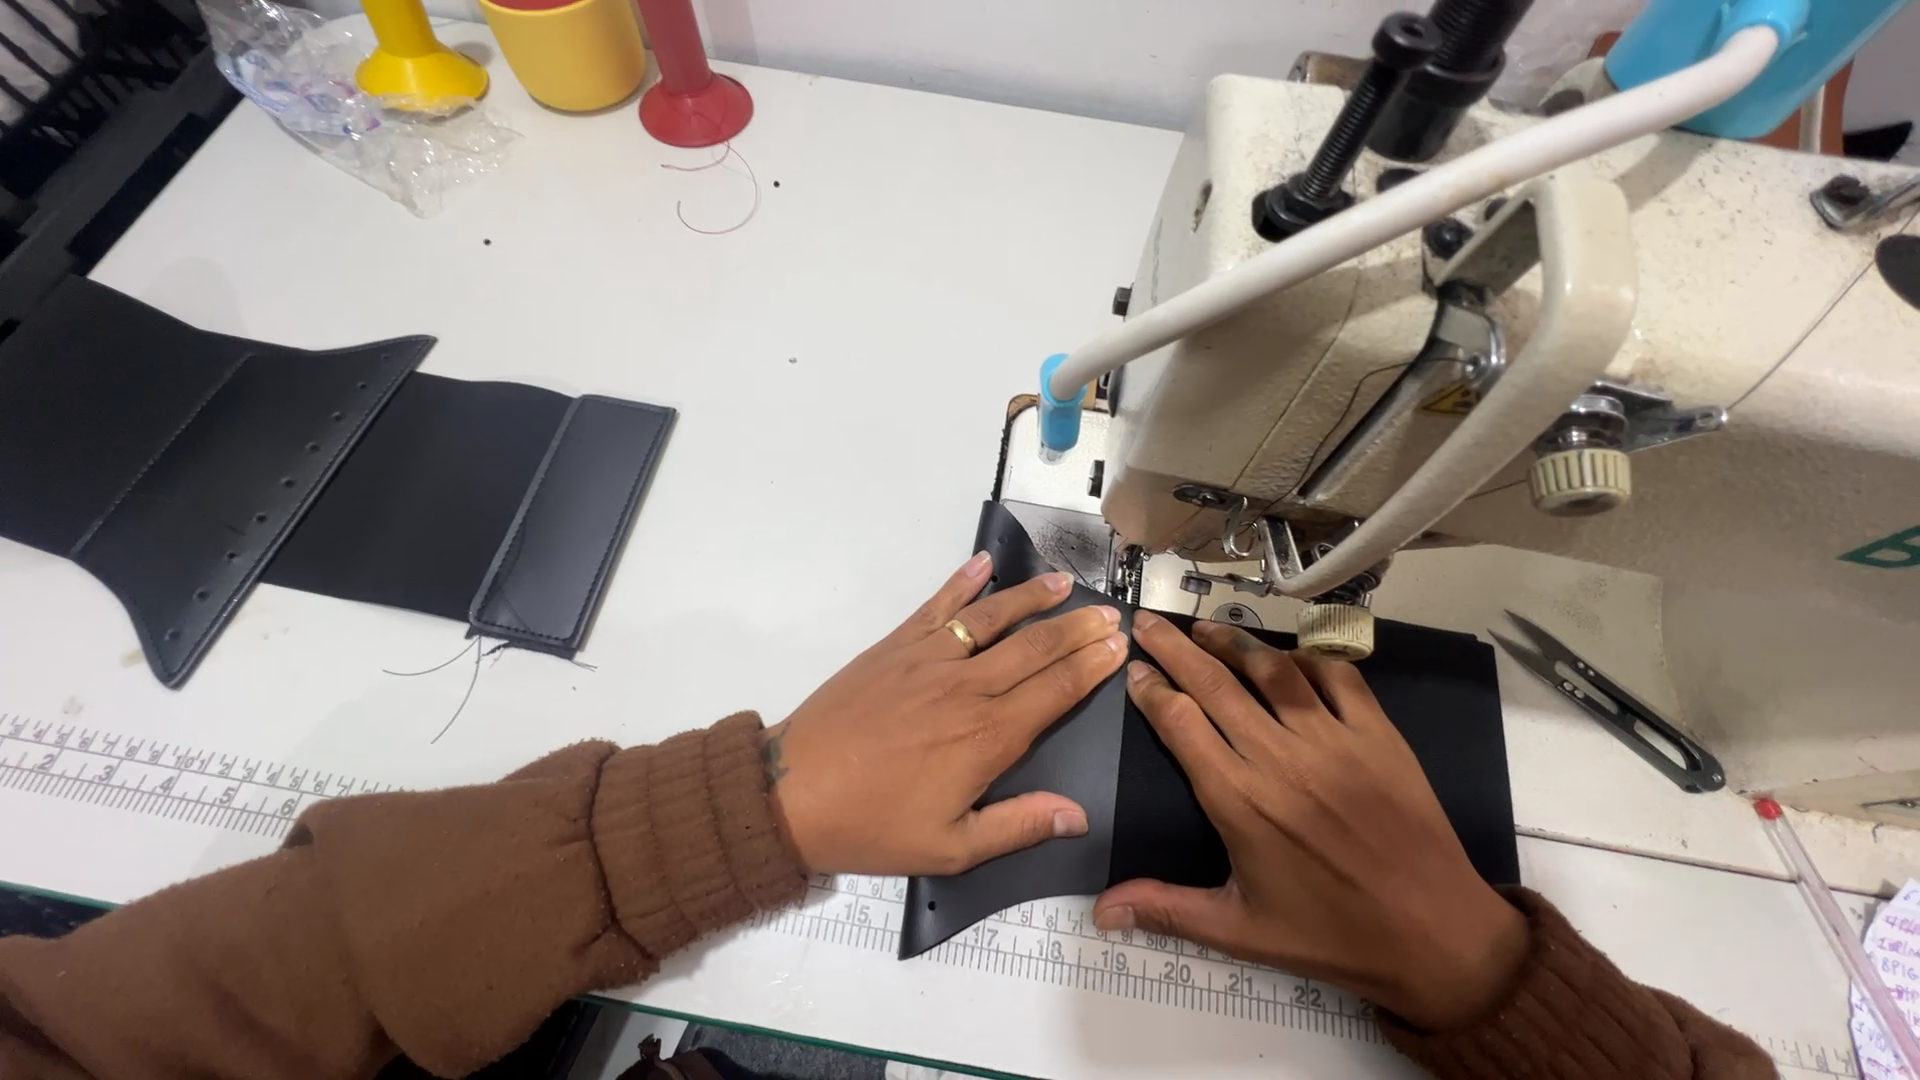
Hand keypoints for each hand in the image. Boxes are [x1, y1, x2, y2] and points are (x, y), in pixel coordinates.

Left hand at [765, 552, 1127, 877]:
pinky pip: (937, 606)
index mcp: (988, 737)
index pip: (1055, 690)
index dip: (1092, 665)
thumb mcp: (950, 846)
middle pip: (1036, 649)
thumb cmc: (875, 825)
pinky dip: (962, 582)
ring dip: (1032, 598)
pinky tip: (983, 563)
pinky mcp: (896, 646)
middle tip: (1108, 612)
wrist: (795, 793)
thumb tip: (1078, 816)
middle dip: (1077, 628)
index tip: (1118, 644)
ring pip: (994, 618)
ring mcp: (930, 659)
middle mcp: (967, 688)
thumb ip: (1018, 826)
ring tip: (1064, 581)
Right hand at [1093, 612, 1527, 1031]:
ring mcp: (1333, 740)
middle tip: (1147, 621)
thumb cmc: (1331, 935)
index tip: (1134, 671)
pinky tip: (1286, 655)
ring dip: (1232, 642)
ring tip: (1204, 627)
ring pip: (1271, 670)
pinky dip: (1308, 657)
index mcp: (1238, 800)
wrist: (1440, 940)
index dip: (1150, 689)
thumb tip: (1100, 912)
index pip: (1179, 722)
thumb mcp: (1241, 932)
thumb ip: (1167, 911)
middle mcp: (1278, 758)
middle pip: (1213, 683)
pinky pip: (1338, 677)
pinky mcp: (1378, 736)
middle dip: (1173, 647)